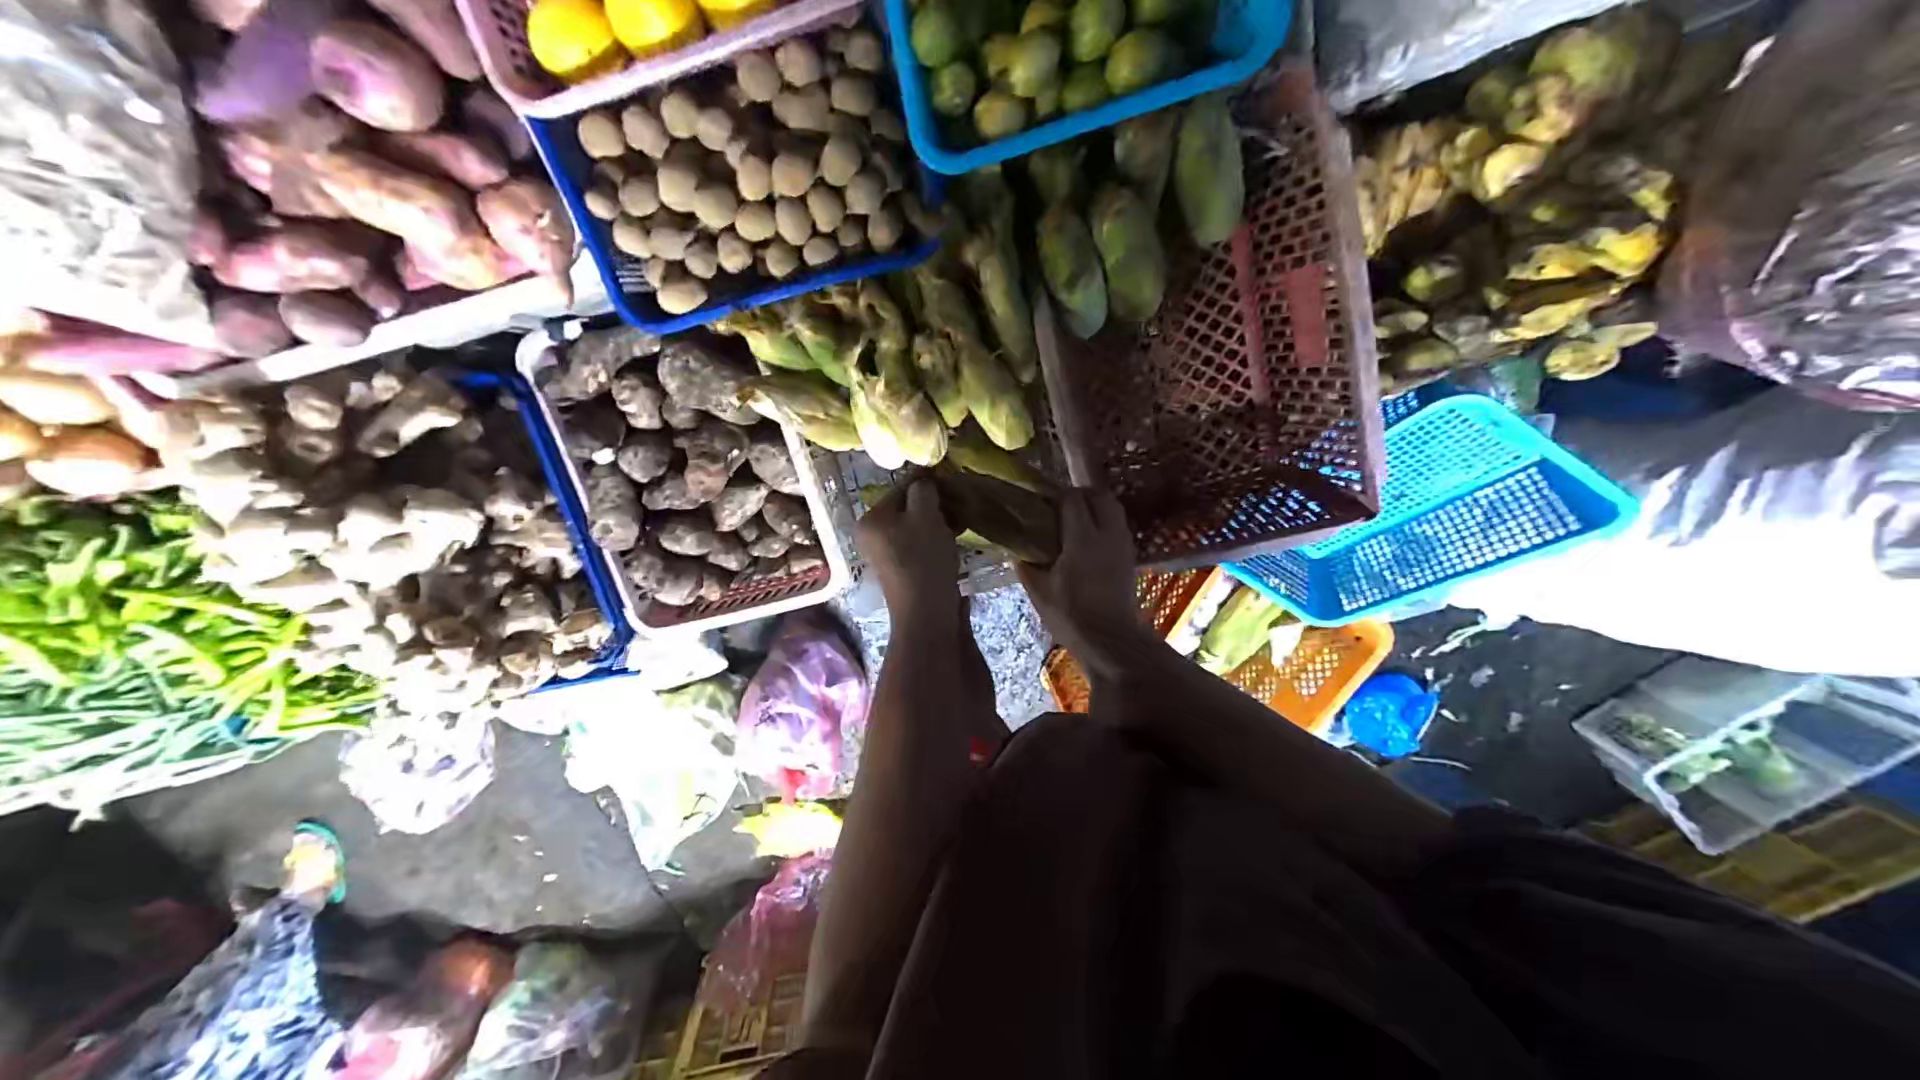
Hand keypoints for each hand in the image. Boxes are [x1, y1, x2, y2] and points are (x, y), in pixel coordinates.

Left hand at [855, 478, 958, 619]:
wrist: (926, 613)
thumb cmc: (923, 558)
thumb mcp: (926, 515)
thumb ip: (924, 490)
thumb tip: (925, 481)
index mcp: (871, 518)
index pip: (902, 488)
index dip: (930, 484)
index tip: (955, 486)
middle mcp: (872, 535)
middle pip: (908, 508)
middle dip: (936, 506)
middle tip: (961, 508)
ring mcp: (885, 554)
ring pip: (916, 527)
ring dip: (939, 523)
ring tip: (960, 526)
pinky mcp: (901, 570)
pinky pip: (919, 545)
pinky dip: (936, 540)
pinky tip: (953, 543)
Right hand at [1016, 488, 1150, 668]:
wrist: (1110, 640)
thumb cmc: (1071, 615)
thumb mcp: (1039, 591)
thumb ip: (1026, 564)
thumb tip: (1014, 549)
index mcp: (1082, 538)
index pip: (1072, 499)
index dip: (1055, 495)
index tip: (1040, 502)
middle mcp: (1107, 534)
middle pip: (1099, 495)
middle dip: (1080, 494)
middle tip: (1060, 506)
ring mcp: (1123, 544)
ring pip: (1113, 508)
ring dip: (1095, 506)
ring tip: (1075, 521)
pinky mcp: (1130, 557)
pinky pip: (1118, 526)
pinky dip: (1104, 523)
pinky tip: (1088, 541)